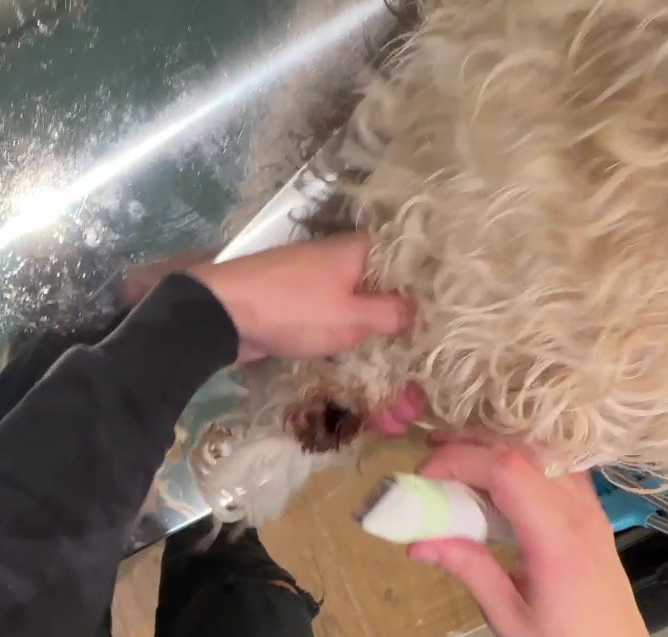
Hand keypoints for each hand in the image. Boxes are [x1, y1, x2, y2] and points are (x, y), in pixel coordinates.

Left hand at [188, 234, 413, 362]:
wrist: (222, 314)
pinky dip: (338, 333)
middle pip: (378, 282)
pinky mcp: (290, 302)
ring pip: (350, 302)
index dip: (425, 282)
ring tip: (392, 356)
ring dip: (366, 327)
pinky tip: (352, 354)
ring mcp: (310, 279)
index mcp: (358, 249)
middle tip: (420, 346)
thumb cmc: (294, 310)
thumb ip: (388, 313)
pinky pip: (325, 316)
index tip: (445, 311)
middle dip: (396, 313)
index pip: (405, 257)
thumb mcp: (350, 317)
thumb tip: (418, 311)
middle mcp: (337, 257)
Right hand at [407, 442, 667, 636]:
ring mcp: (590, 511)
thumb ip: (469, 571)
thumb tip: (417, 543)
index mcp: (557, 541)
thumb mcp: (508, 620)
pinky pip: (555, 469)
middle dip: (471, 444)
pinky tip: (491, 480)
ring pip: (543, 453)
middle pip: (525, 450)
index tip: (422, 479)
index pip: (508, 470)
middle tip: (428, 458)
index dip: (460, 461)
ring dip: (494, 448)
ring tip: (452, 462)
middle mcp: (580, 514)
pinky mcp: (590, 516)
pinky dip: (518, 462)